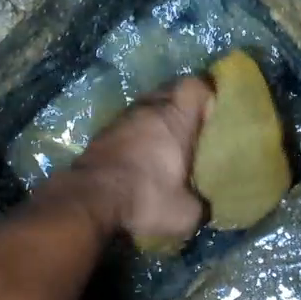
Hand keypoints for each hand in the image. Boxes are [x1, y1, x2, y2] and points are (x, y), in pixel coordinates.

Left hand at [68, 76, 212, 240]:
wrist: (88, 202)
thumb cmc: (146, 199)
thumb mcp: (186, 214)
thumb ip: (200, 204)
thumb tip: (201, 206)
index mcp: (175, 118)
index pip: (196, 85)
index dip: (206, 95)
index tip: (212, 115)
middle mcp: (148, 109)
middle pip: (170, 92)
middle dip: (182, 107)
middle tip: (192, 131)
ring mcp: (120, 119)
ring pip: (146, 108)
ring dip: (156, 121)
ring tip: (165, 146)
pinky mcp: (101, 135)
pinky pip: (127, 126)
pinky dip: (136, 136)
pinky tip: (139, 158)